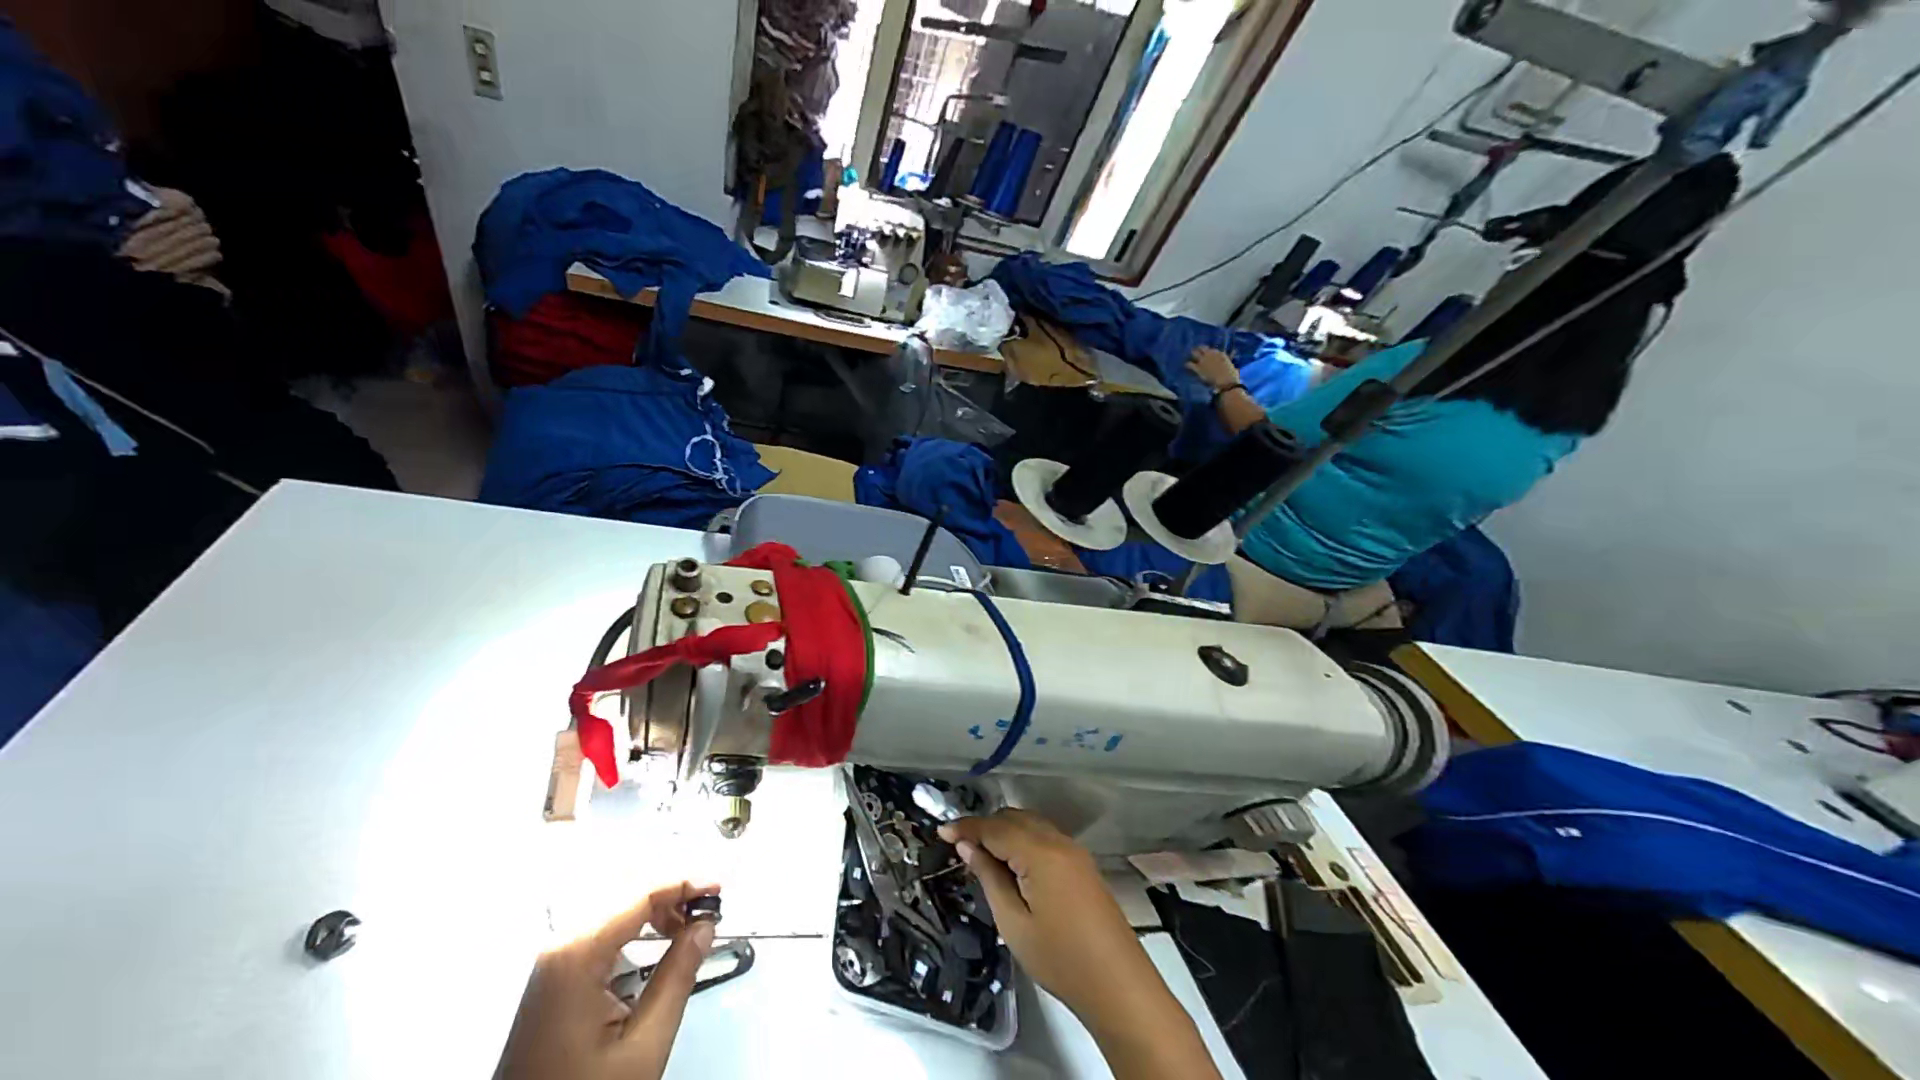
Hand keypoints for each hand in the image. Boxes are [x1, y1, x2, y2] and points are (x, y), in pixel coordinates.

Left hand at [494, 882, 719, 1079]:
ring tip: (687, 929)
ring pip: (612, 906)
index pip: (639, 894)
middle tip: (707, 914)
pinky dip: (633, 924)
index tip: (719, 892)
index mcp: (577, 955)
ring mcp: (551, 961)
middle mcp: (559, 946)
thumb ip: (678, 976)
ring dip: (653, 907)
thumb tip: (705, 925)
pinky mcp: (553, 976)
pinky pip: (599, 928)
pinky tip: (655, 941)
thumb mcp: (645, 1044)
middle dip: (670, 894)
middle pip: (624, 892)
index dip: (683, 885)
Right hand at [939, 812, 1220, 1078]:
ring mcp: (1075, 852)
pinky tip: (1011, 862)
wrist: (1118, 985)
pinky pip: (1045, 837)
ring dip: (1004, 831)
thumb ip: (990, 877)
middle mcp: (1059, 842)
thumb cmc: (1060, 959)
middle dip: (985, 825)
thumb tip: (968, 846)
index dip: (966, 827)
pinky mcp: (1083, 865)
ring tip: (980, 853)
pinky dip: (1023, 840)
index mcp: (1041, 853)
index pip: (995, 828)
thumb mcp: (1014, 923)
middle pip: (1014, 818)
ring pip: (1031, 824)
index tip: (940, 832)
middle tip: (958, 845)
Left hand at [1185, 346, 1239, 391]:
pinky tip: (1186, 366)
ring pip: (1194, 353)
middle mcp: (1210, 354)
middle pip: (1201, 348)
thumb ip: (1228, 360)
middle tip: (1194, 353)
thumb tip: (1233, 357)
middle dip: (1197, 350)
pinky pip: (1189, 364)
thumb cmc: (1231, 375)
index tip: (1204, 353)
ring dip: (1191, 355)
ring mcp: (1203, 360)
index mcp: (1219, 353)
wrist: (1226, 382)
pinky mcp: (1198, 368)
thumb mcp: (1231, 365)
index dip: (1206, 351)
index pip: (1210, 349)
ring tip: (1188, 357)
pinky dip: (1187, 365)